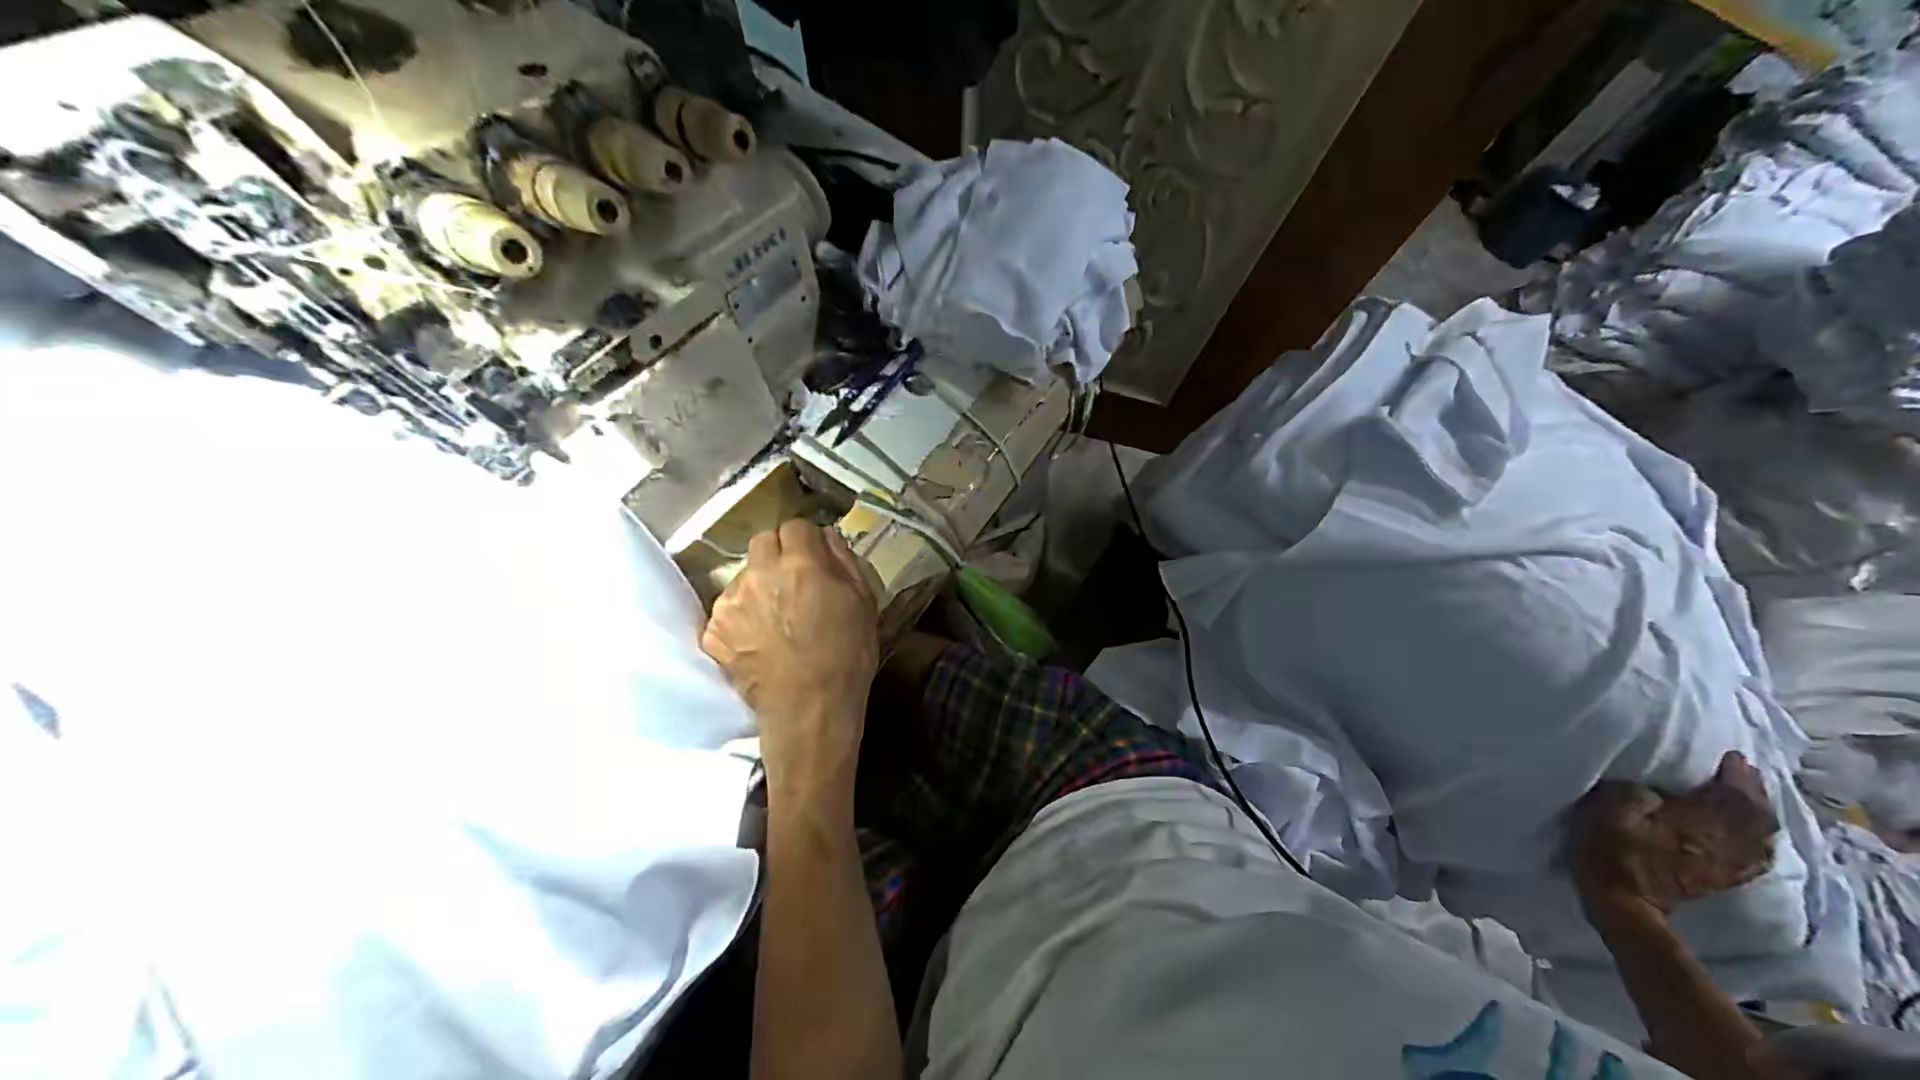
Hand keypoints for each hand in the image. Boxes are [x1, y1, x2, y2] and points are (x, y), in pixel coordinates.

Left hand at [701, 520, 880, 795]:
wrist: (810, 710)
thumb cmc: (848, 657)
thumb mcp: (865, 603)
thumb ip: (845, 561)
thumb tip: (827, 538)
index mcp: (800, 563)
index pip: (795, 526)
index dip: (806, 541)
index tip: (813, 558)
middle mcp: (760, 573)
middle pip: (762, 542)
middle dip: (778, 555)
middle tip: (793, 583)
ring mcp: (731, 602)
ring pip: (743, 576)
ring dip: (758, 587)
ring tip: (775, 618)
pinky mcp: (713, 631)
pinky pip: (727, 611)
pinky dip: (741, 619)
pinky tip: (759, 640)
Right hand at [1572, 751, 1779, 923]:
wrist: (1623, 901)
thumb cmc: (1610, 848)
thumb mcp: (1608, 808)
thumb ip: (1635, 790)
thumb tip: (1656, 788)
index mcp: (1698, 822)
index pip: (1732, 794)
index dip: (1737, 774)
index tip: (1733, 757)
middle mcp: (1724, 842)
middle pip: (1755, 815)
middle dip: (1754, 791)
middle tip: (1745, 772)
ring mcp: (1728, 863)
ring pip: (1761, 835)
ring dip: (1762, 814)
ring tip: (1752, 798)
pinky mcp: (1723, 877)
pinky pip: (1757, 857)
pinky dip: (1762, 841)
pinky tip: (1758, 836)